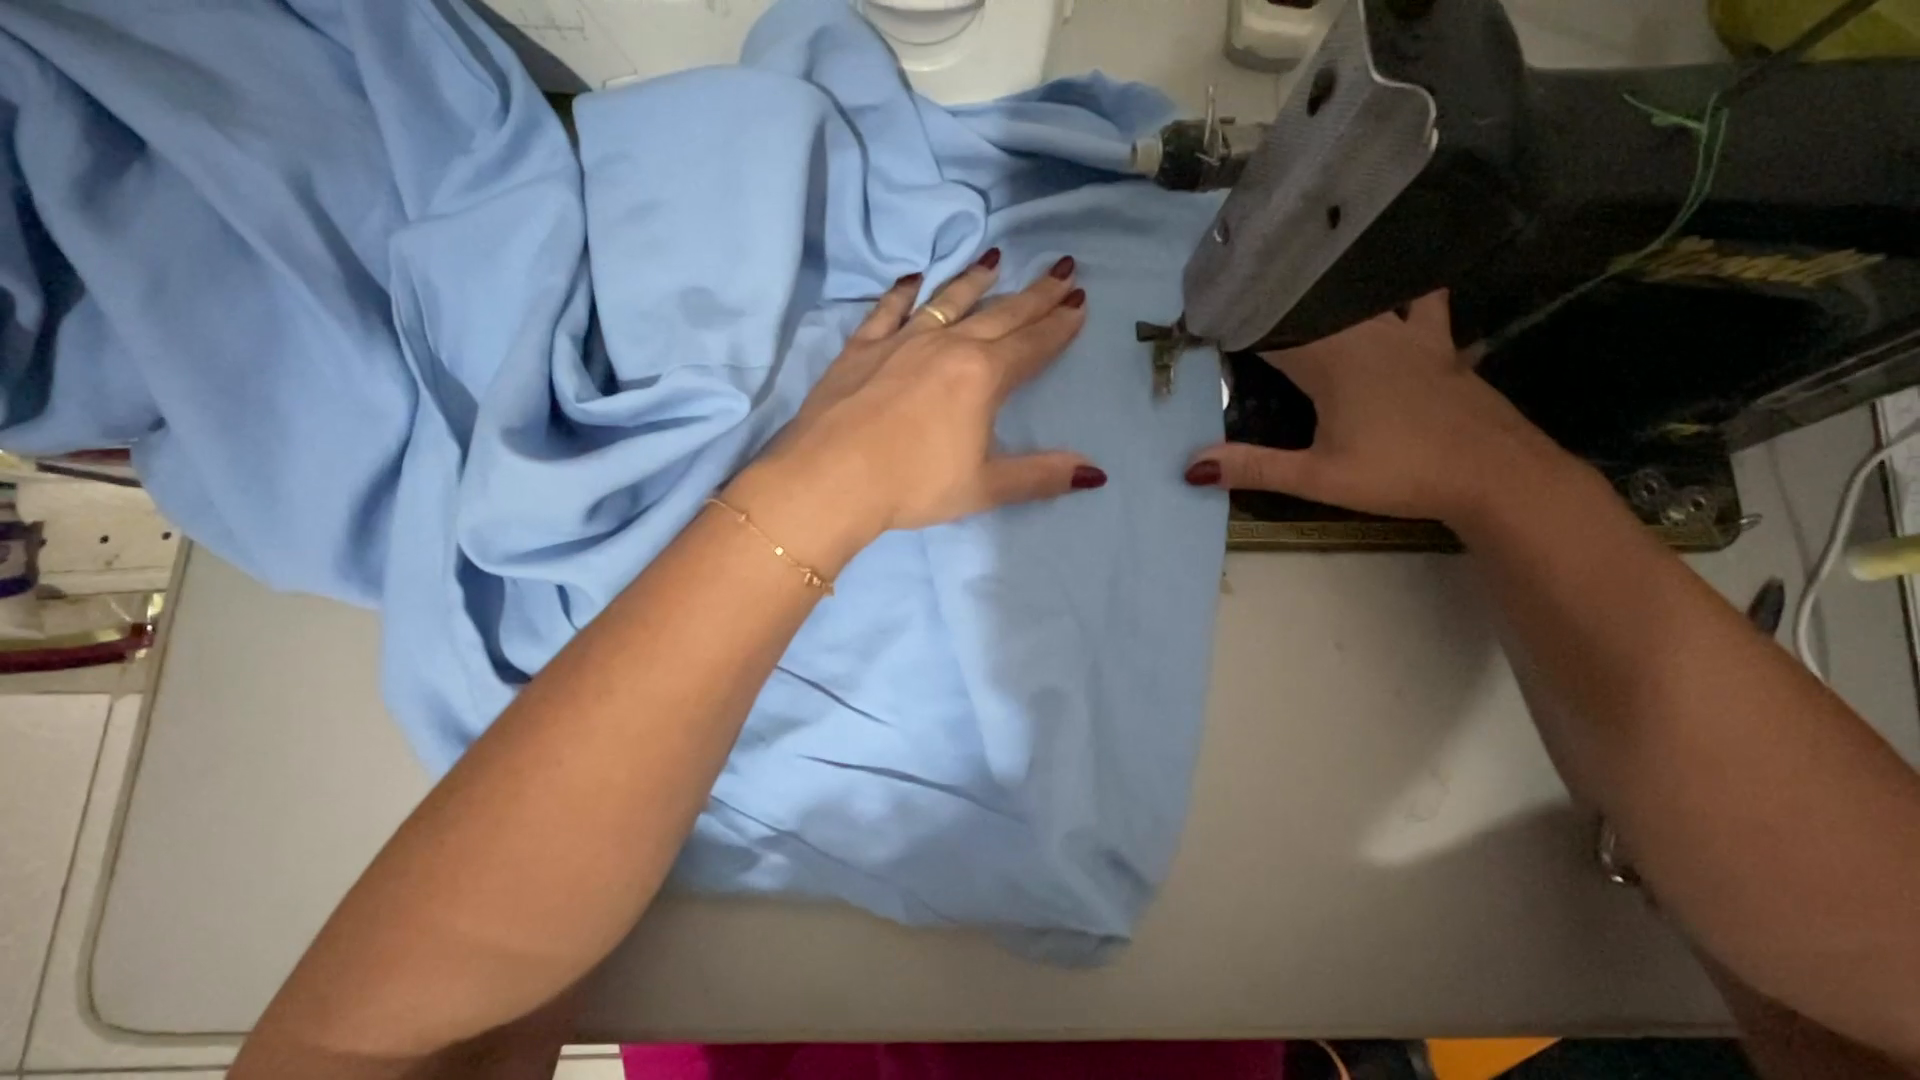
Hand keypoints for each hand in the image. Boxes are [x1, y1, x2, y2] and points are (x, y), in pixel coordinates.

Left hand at [726, 250, 1099, 567]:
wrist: (829, 479)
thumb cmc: (912, 486)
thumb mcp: (984, 487)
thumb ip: (1040, 476)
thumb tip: (1096, 472)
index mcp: (983, 377)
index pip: (1033, 344)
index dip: (1060, 325)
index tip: (1080, 302)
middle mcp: (948, 346)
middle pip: (1001, 314)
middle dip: (1036, 294)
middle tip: (1063, 269)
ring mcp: (902, 341)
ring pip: (949, 301)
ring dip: (976, 280)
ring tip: (996, 259)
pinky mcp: (862, 347)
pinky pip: (889, 309)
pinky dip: (904, 292)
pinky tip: (913, 278)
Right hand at [1184, 291, 1578, 525]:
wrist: (1494, 472)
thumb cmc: (1401, 473)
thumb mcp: (1319, 477)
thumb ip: (1254, 467)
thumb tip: (1190, 467)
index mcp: (1328, 359)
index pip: (1268, 330)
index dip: (1236, 325)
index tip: (1206, 320)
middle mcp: (1363, 332)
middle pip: (1308, 305)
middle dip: (1273, 303)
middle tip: (1242, 298)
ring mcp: (1406, 331)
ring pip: (1358, 295)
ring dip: (1328, 291)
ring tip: (1303, 279)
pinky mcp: (1438, 341)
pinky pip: (1418, 300)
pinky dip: (1403, 290)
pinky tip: (1400, 286)